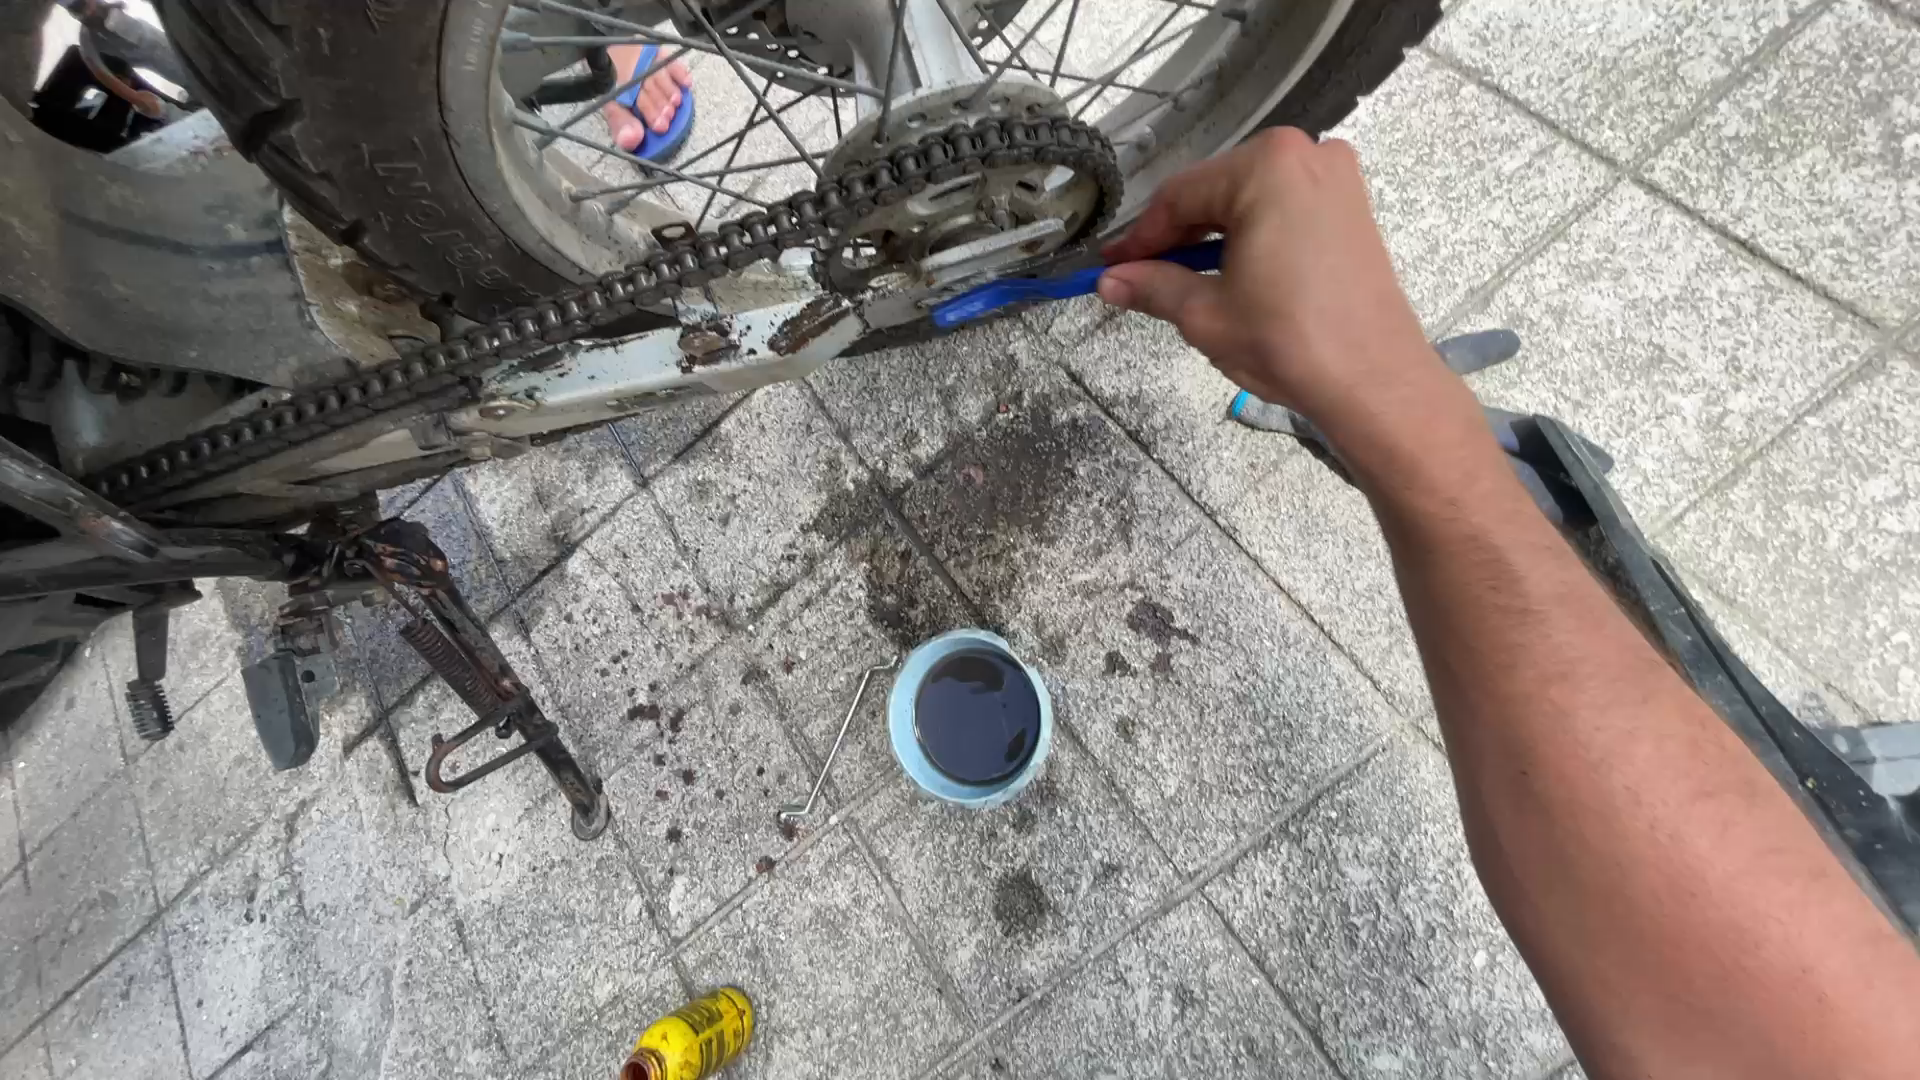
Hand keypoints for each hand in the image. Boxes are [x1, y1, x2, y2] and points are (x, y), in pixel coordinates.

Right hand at [1098, 128, 1464, 442]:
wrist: (1370, 377)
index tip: (1109, 267)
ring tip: (1179, 283)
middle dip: (1174, 237)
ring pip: (1246, 201)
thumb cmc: (1283, 340)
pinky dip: (1246, 238)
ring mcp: (1335, 177)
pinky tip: (1227, 274)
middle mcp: (1305, 153)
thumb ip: (1152, 287)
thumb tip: (1106, 282)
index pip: (1178, 196)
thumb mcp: (1203, 313)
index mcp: (1265, 167)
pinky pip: (1280, 211)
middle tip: (1139, 278)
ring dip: (1208, 239)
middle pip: (1213, 191)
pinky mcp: (1350, 207)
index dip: (1139, 237)